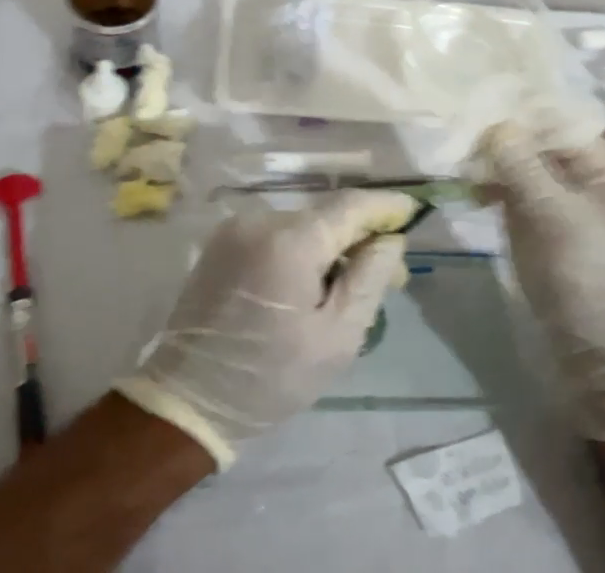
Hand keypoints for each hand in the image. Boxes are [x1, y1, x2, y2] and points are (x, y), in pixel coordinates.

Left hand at [114, 190, 413, 469]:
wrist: (190, 400)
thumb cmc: (271, 378)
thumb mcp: (338, 337)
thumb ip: (369, 277)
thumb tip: (390, 238)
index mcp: (288, 242)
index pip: (350, 204)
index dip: (386, 206)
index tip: (414, 213)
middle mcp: (258, 221)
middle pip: (326, 215)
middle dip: (360, 237)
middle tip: (390, 275)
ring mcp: (233, 229)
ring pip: (302, 225)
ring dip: (330, 246)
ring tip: (350, 288)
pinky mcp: (220, 244)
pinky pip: (275, 235)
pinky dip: (301, 250)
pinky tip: (311, 284)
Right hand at [481, 120, 604, 440]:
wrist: (595, 343)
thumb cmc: (590, 274)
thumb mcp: (558, 217)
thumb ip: (525, 168)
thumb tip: (494, 124)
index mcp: (600, 157)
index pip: (553, 112)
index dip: (515, 105)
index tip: (473, 98)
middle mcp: (577, 164)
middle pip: (530, 130)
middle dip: (495, 129)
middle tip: (455, 129)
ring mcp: (551, 188)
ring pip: (511, 154)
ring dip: (485, 154)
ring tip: (459, 163)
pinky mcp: (530, 212)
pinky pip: (503, 181)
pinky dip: (484, 179)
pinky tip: (467, 188)